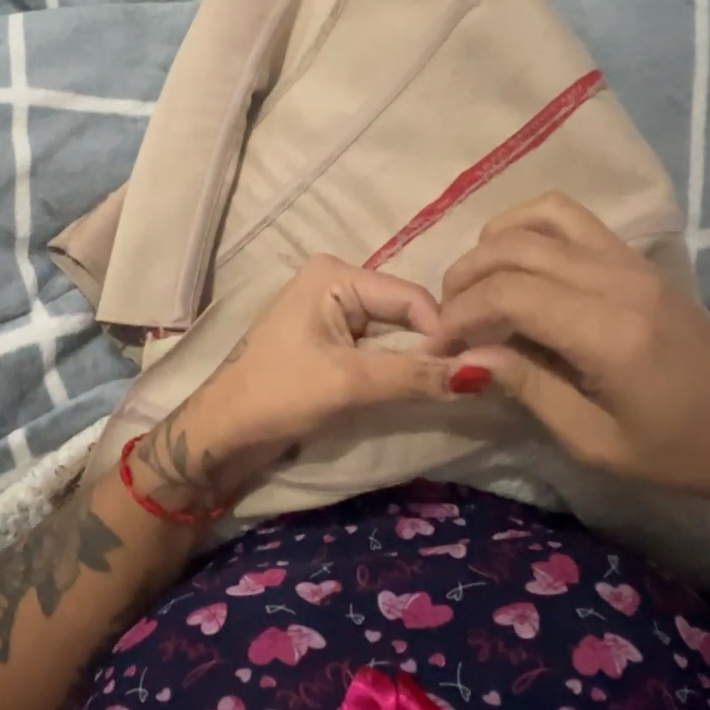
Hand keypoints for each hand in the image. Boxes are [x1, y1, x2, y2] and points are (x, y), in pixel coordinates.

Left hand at [131, 255, 477, 511]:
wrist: (223, 435)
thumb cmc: (278, 396)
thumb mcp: (350, 383)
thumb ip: (415, 375)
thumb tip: (485, 373)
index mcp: (334, 274)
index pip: (411, 297)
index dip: (442, 333)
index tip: (468, 374)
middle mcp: (335, 282)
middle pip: (405, 312)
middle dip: (432, 347)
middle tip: (465, 384)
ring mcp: (332, 312)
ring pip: (395, 334)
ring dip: (417, 361)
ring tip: (445, 389)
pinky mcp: (330, 342)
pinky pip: (378, 349)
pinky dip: (398, 370)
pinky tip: (417, 389)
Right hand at [427, 193, 709, 536]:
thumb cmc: (678, 453)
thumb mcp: (592, 441)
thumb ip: (524, 387)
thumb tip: (461, 356)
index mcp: (610, 332)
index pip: (508, 293)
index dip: (459, 315)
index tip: (439, 348)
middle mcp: (619, 280)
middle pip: (513, 248)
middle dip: (464, 280)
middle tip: (448, 323)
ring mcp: (631, 260)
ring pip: (538, 218)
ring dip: (491, 246)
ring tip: (475, 290)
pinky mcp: (637, 258)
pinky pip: (569, 217)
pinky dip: (526, 228)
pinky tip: (514, 265)